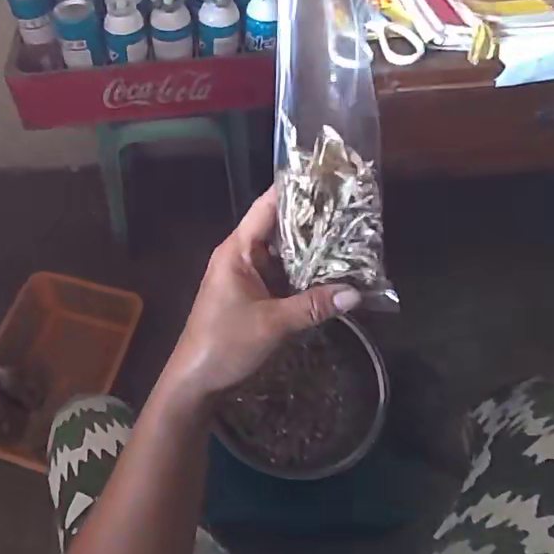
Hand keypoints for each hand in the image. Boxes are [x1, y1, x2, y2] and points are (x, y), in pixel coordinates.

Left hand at [159, 188, 359, 399]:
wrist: (196, 378)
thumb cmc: (225, 343)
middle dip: (311, 219)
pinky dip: (303, 272)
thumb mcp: (272, 323)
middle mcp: (240, 256)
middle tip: (352, 206)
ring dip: (311, 248)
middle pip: (278, 228)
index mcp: (236, 251)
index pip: (265, 208)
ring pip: (282, 253)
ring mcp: (245, 275)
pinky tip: (333, 271)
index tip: (326, 175)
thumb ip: (313, 305)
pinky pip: (281, 274)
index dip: (293, 189)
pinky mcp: (251, 294)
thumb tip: (357, 292)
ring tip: (352, 234)